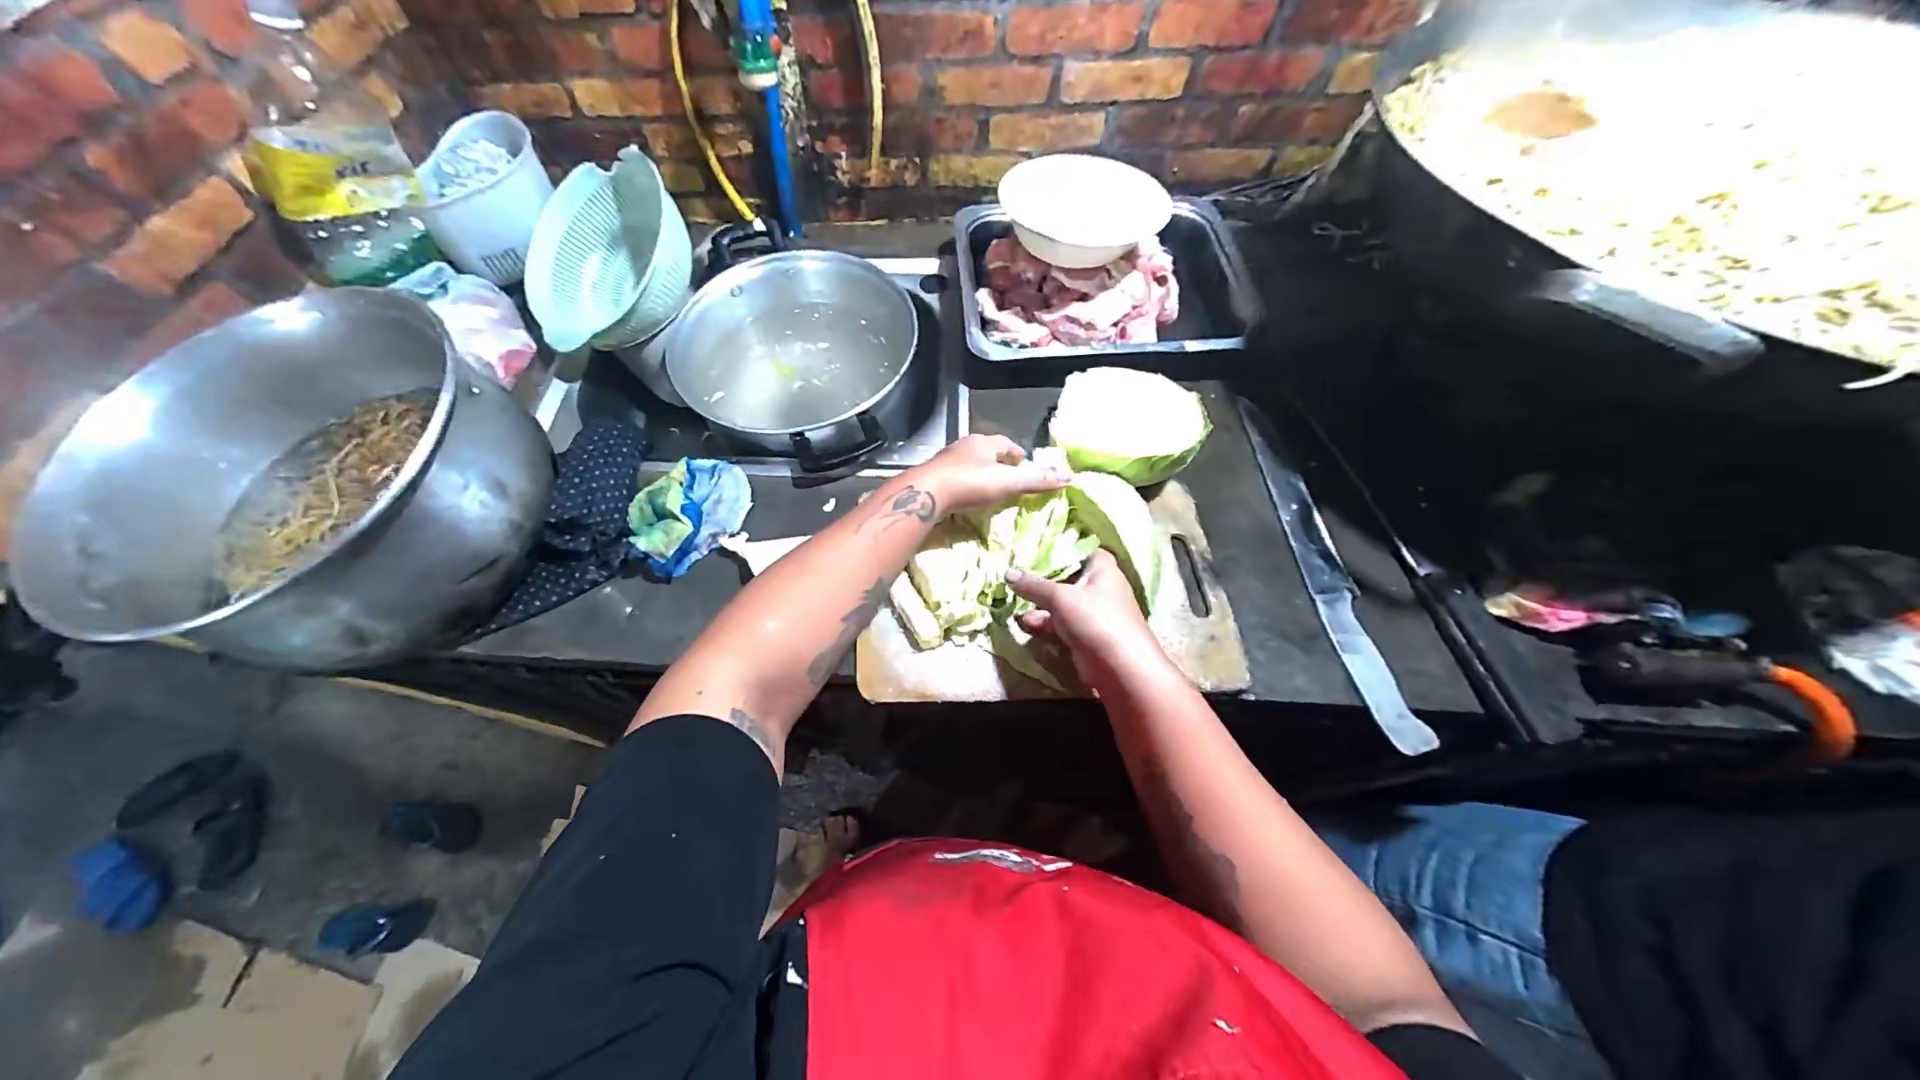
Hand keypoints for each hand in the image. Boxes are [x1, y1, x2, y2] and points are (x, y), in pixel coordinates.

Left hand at [911, 434, 1069, 517]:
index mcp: (983, 442)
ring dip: (980, 474)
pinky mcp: (933, 478)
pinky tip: (967, 498)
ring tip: (990, 488)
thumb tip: (1069, 476)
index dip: (1018, 454)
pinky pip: (954, 479)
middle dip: (999, 463)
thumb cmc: (970, 483)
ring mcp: (945, 462)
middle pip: (986, 452)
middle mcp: (963, 447)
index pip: (1006, 443)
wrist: (926, 493)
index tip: (1026, 464)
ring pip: (968, 464)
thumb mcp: (1008, 482)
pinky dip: (965, 486)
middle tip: (1010, 477)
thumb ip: (1037, 480)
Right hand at [1007, 550, 1170, 685]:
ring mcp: (1093, 615)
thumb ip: (1033, 586)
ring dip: (1040, 608)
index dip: (1062, 551)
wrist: (1119, 667)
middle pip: (1067, 580)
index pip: (1082, 552)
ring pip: (1062, 606)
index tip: (1036, 552)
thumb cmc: (1095, 618)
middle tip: (1018, 582)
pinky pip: (1061, 626)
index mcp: (1102, 570)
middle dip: (1042, 583)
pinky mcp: (1085, 637)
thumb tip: (1007, 573)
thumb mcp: (1060, 597)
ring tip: (1018, 610)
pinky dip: (1046, 626)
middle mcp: (1100, 589)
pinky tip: (1027, 626)